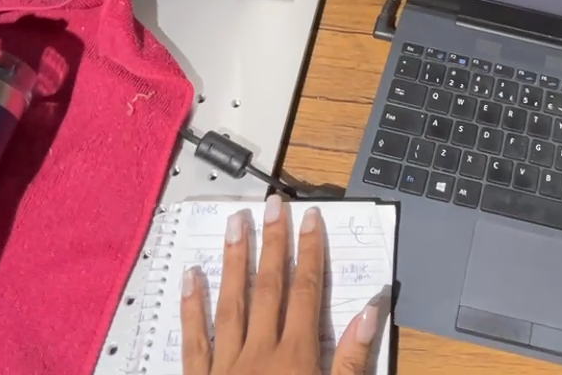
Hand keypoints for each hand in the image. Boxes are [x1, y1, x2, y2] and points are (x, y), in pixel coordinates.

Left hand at [181, 194, 387, 374]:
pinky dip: (191, 307)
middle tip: (273, 203)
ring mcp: (224, 369)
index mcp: (295, 358)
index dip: (311, 251)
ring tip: (234, 223)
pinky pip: (193, 342)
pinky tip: (190, 277)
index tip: (311, 216)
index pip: (305, 291)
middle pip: (268, 287)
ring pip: (230, 303)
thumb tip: (372, 308)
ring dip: (233, 260)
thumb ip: (351, 359)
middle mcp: (259, 355)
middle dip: (272, 242)